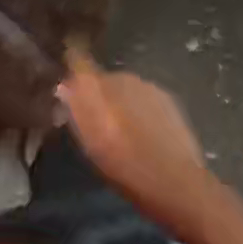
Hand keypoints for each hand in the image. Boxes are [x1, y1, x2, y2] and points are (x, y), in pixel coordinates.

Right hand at [58, 50, 212, 222]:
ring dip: (121, 103)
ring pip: (124, 88)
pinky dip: (141, 110)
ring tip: (125, 132)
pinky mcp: (169, 99)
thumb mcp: (90, 143)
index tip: (67, 84)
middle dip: (98, 94)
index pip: (78, 60)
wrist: (177, 183)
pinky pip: (145, 98)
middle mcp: (122, 75)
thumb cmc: (126, 168)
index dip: (72, 67)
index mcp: (97, 84)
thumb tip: (64, 86)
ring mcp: (147, 85)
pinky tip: (146, 135)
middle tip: (99, 123)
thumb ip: (75, 108)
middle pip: (102, 78)